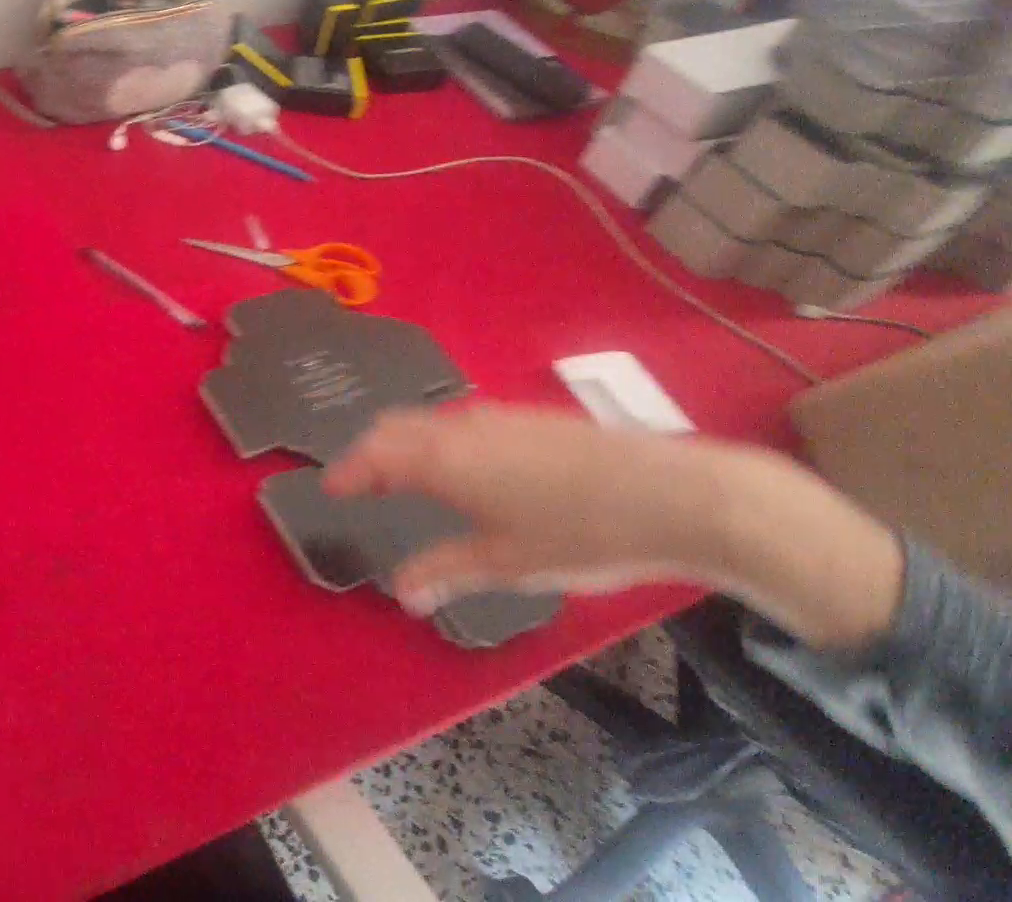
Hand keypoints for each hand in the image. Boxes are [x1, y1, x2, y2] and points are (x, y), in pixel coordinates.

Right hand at [324, 406, 905, 648]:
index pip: (374, 455)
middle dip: (371, 451)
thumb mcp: (506, 564)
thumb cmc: (581, 534)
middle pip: (397, 426)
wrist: (680, 495)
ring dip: (408, 443)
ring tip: (407, 476)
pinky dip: (443, 440)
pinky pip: (466, 422)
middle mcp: (463, 428)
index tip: (331, 488)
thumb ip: (446, 571)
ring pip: (433, 421)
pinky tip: (470, 469)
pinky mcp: (536, 419)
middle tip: (362, 482)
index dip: (347, 471)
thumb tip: (404, 594)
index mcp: (443, 460)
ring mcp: (502, 418)